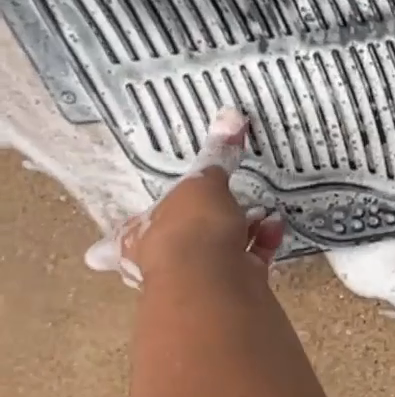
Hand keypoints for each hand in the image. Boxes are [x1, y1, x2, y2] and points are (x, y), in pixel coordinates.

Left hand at [87, 109, 283, 285]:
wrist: (213, 277)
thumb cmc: (189, 230)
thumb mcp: (202, 184)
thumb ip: (216, 155)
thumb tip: (230, 113)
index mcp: (132, 240)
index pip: (119, 239)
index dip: (131, 232)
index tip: (143, 226)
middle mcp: (156, 262)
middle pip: (175, 244)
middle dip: (205, 225)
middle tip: (228, 209)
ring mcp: (195, 276)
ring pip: (217, 249)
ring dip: (242, 229)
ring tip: (262, 214)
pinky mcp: (232, 283)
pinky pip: (248, 257)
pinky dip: (262, 240)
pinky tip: (273, 227)